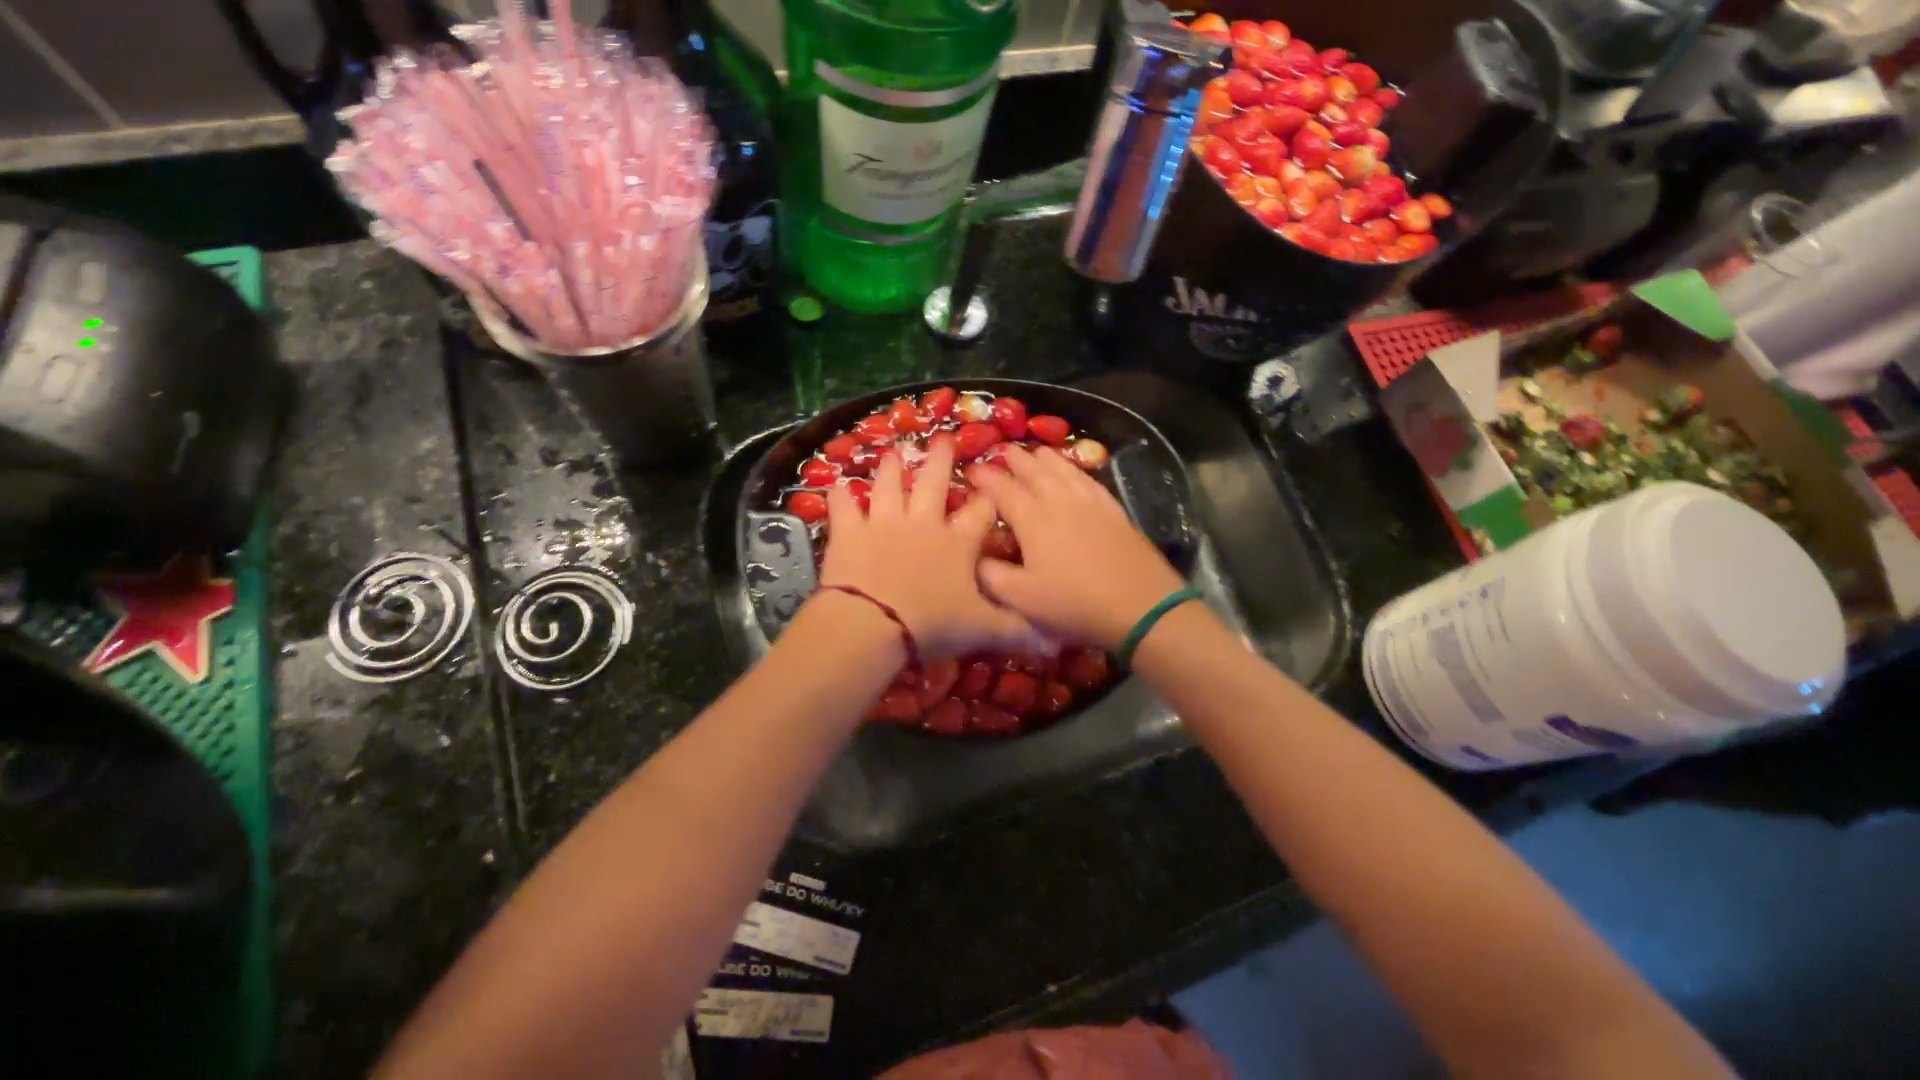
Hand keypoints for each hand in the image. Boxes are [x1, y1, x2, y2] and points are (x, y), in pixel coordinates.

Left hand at [818, 439, 1046, 658]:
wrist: (873, 623)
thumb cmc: (932, 624)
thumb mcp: (982, 630)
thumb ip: (1016, 631)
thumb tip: (1054, 643)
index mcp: (958, 544)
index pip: (980, 513)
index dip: (989, 496)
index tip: (995, 482)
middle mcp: (923, 523)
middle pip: (933, 484)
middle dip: (941, 460)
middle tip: (943, 439)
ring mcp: (883, 523)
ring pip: (889, 487)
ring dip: (891, 469)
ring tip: (893, 452)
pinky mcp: (849, 532)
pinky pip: (844, 507)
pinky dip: (841, 496)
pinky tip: (837, 485)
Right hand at [967, 444, 1186, 649]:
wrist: (1140, 606)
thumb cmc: (1074, 604)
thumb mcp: (1021, 598)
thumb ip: (990, 575)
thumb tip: (973, 556)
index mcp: (1033, 518)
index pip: (1002, 488)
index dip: (985, 477)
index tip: (971, 470)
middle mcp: (1060, 501)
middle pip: (1034, 471)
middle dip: (1015, 460)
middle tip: (1002, 452)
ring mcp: (1091, 503)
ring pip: (1064, 470)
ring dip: (1046, 459)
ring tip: (1036, 452)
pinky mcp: (1114, 512)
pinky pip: (1089, 481)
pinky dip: (1076, 471)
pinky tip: (1075, 473)